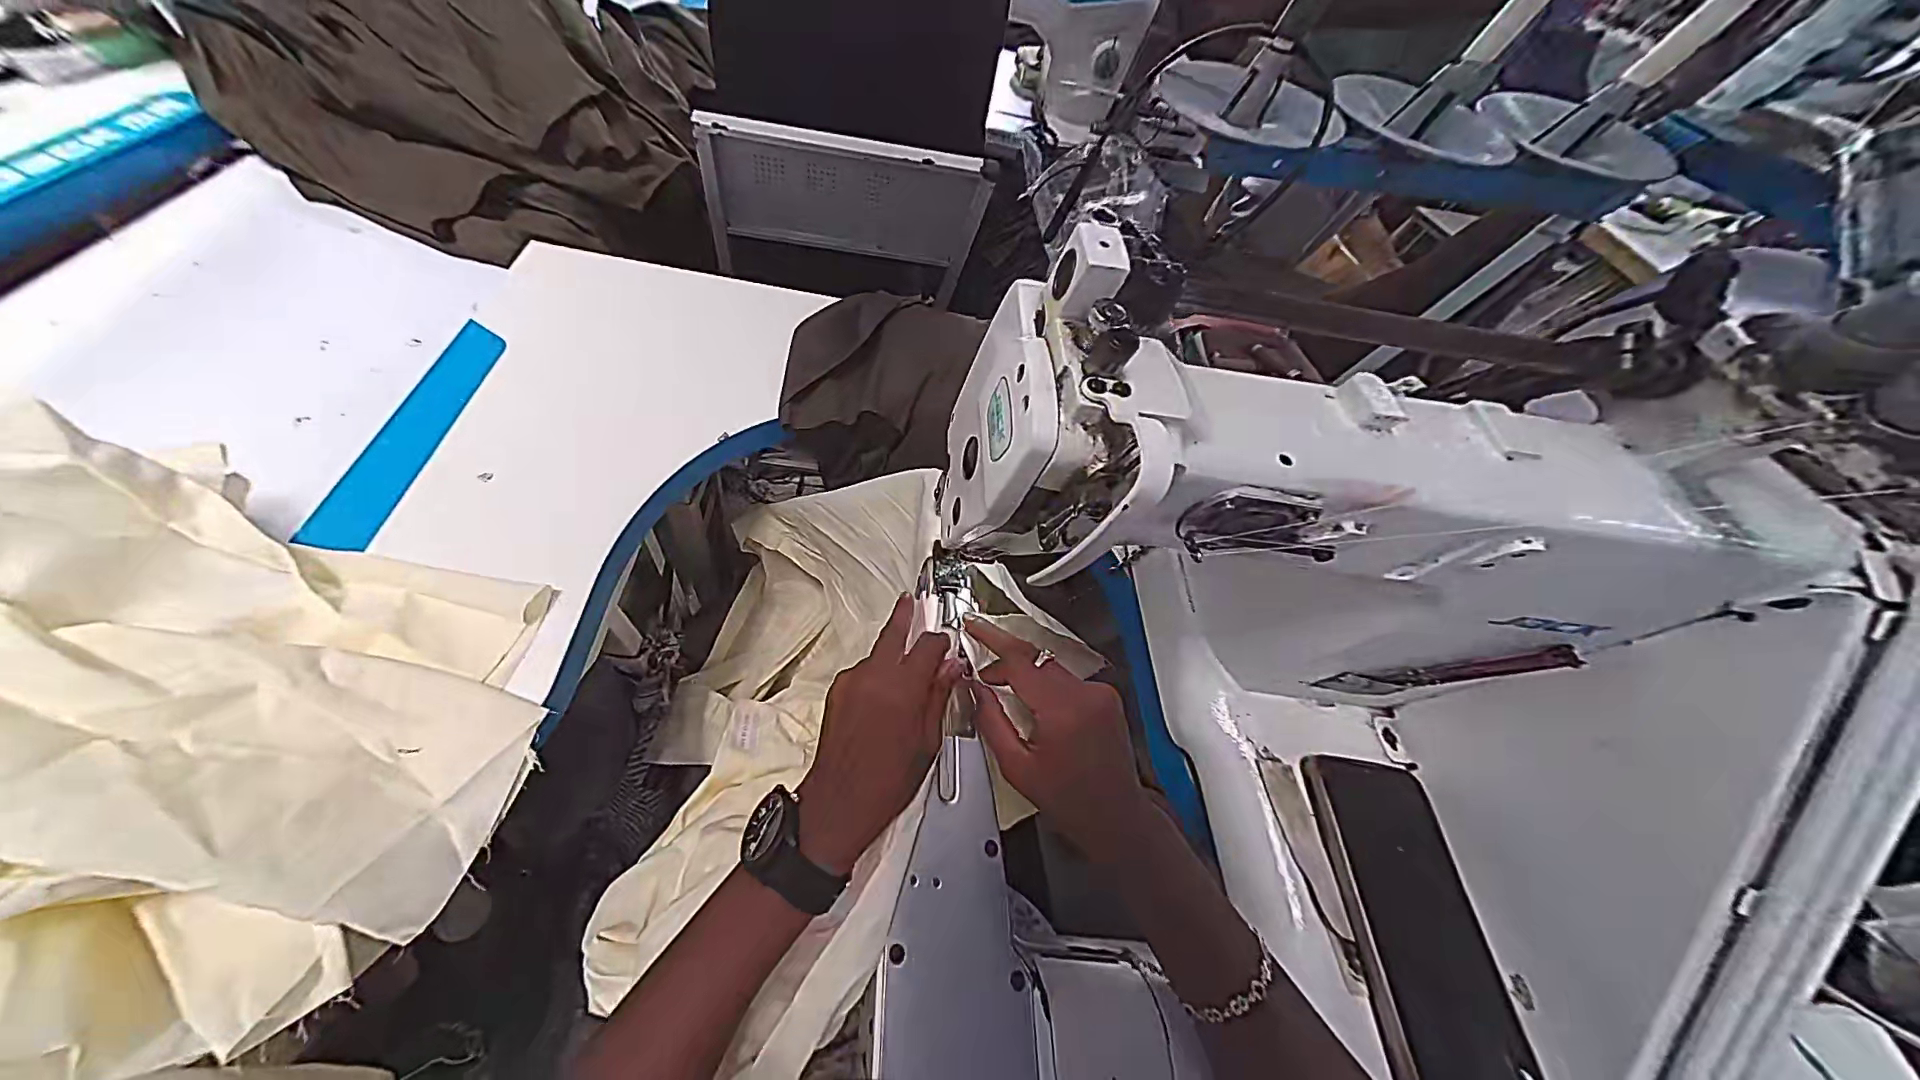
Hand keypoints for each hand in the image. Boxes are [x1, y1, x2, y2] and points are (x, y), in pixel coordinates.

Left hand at [796, 595, 958, 874]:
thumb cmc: (884, 783)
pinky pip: (862, 672)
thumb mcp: (927, 742)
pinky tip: (885, 695)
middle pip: (893, 633)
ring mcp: (851, 683)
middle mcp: (873, 678)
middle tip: (912, 602)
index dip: (941, 642)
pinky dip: (876, 674)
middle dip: (905, 615)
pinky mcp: (837, 692)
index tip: (947, 646)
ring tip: (906, 672)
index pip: (928, 646)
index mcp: (903, 689)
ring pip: (877, 655)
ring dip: (891, 654)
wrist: (838, 803)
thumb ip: (938, 697)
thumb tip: (950, 669)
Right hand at [963, 615, 1153, 862]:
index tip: (975, 627)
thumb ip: (991, 721)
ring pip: (1050, 667)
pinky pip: (1066, 678)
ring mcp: (1101, 694)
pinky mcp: (1107, 696)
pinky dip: (1046, 685)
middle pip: (1035, 659)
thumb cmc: (1072, 801)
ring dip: (1026, 675)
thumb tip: (975, 689)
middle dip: (1005, 663)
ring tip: (1008, 696)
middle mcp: (1087, 696)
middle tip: (983, 677)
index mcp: (1063, 712)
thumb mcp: (1017, 767)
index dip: (992, 639)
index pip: (1021, 659)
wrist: (1116, 815)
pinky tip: (1036, 708)